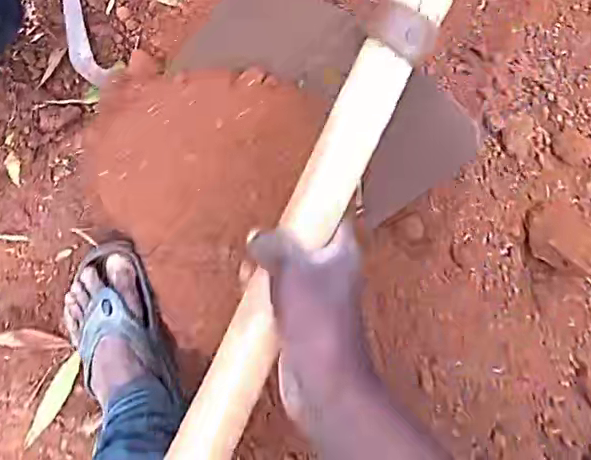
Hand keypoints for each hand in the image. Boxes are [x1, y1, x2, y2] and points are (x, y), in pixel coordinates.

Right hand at [247, 223, 374, 425]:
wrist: (325, 387)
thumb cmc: (317, 322)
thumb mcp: (291, 269)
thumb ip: (274, 246)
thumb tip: (256, 236)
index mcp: (342, 252)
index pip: (333, 216)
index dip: (314, 206)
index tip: (291, 202)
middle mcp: (333, 271)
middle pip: (304, 243)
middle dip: (279, 241)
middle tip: (261, 240)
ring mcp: (318, 298)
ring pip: (289, 270)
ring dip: (268, 268)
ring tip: (250, 268)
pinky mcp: (302, 322)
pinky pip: (280, 298)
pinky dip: (265, 294)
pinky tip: (248, 293)